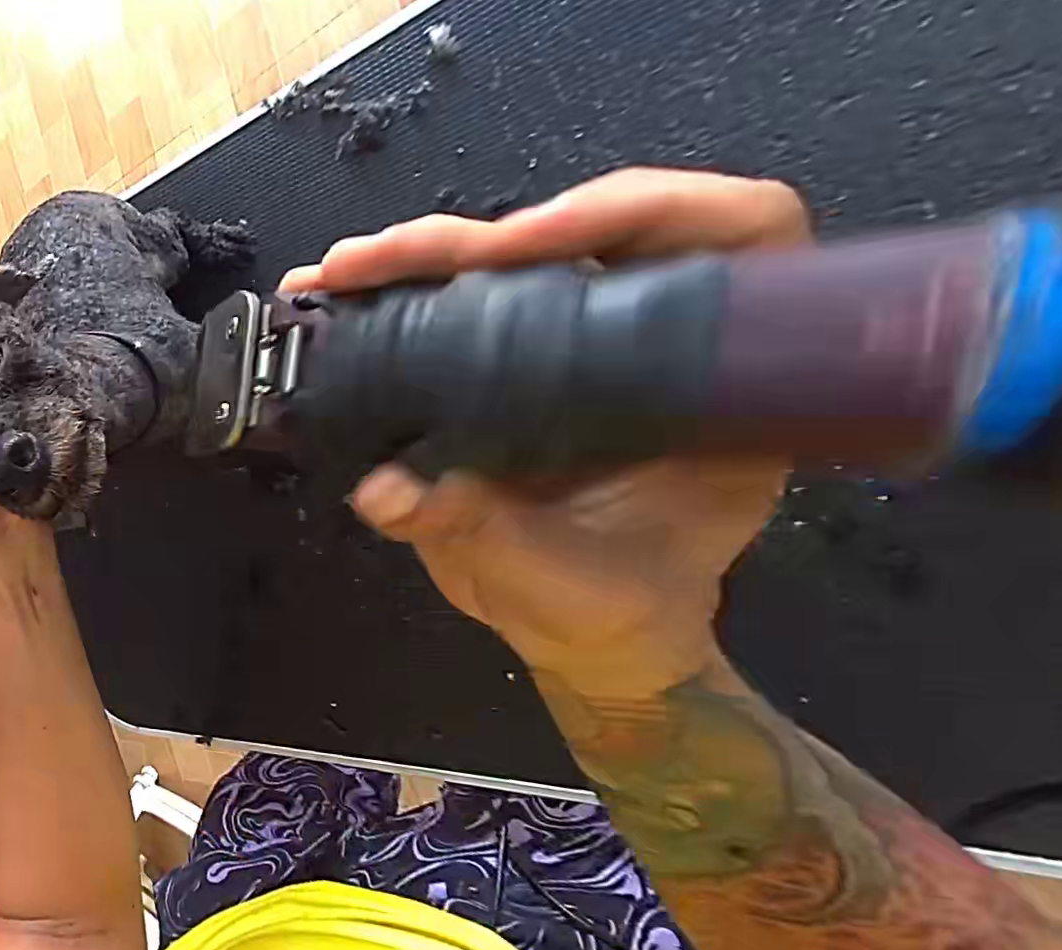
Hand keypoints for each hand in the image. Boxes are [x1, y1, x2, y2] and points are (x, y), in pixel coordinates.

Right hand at [279, 168, 809, 694]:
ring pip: (503, 268)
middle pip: (575, 237)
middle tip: (385, 260)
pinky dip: (391, 304)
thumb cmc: (610, 608)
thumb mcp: (565, 582)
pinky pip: (453, 317)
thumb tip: (388, 488)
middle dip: (471, 239)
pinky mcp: (504, 376)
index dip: (641, 208)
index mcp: (707, 384)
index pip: (725, 238)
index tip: (535, 242)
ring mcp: (566, 356)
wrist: (583, 630)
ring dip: (417, 259)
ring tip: (342, 273)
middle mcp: (639, 348)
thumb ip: (488, 534)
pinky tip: (336, 304)